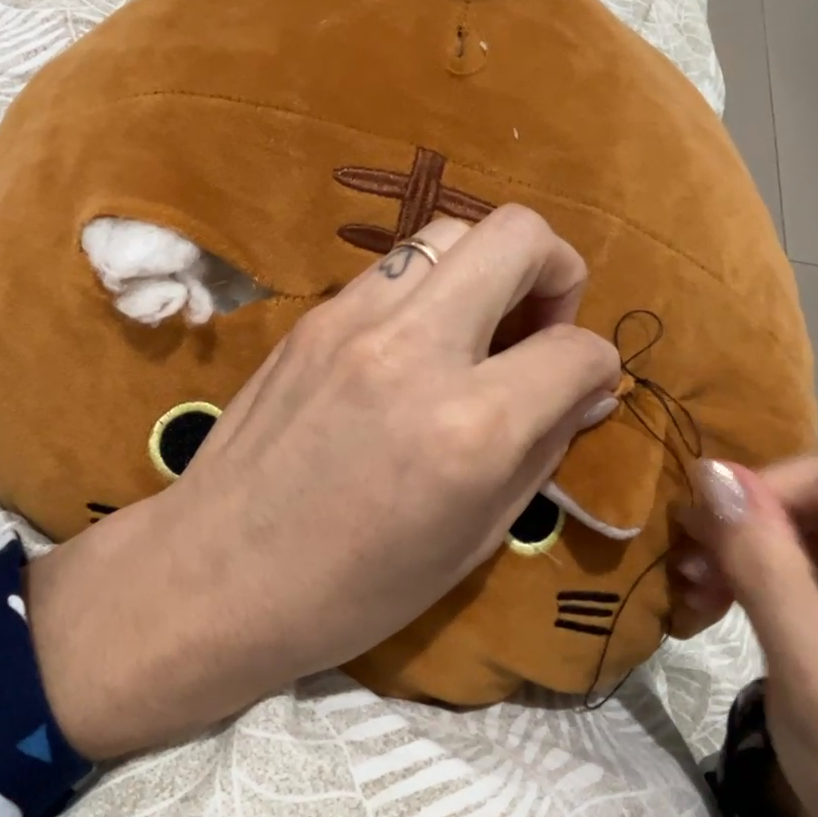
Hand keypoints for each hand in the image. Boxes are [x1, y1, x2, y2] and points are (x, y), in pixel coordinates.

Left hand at [25, 206, 621, 758]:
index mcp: (470, 426)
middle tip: (538, 327)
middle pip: (518, 235)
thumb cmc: (354, 587)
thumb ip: (543, 448)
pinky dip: (428, 288)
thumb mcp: (474, 539)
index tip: (581, 388)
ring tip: (477, 328)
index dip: (599, 367)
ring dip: (486, 268)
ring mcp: (353, 319)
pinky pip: (394, 268)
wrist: (218, 573)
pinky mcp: (312, 315)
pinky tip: (413, 343)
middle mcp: (415, 348)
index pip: (576, 348)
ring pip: (451, 230)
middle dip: (556, 270)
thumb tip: (588, 389)